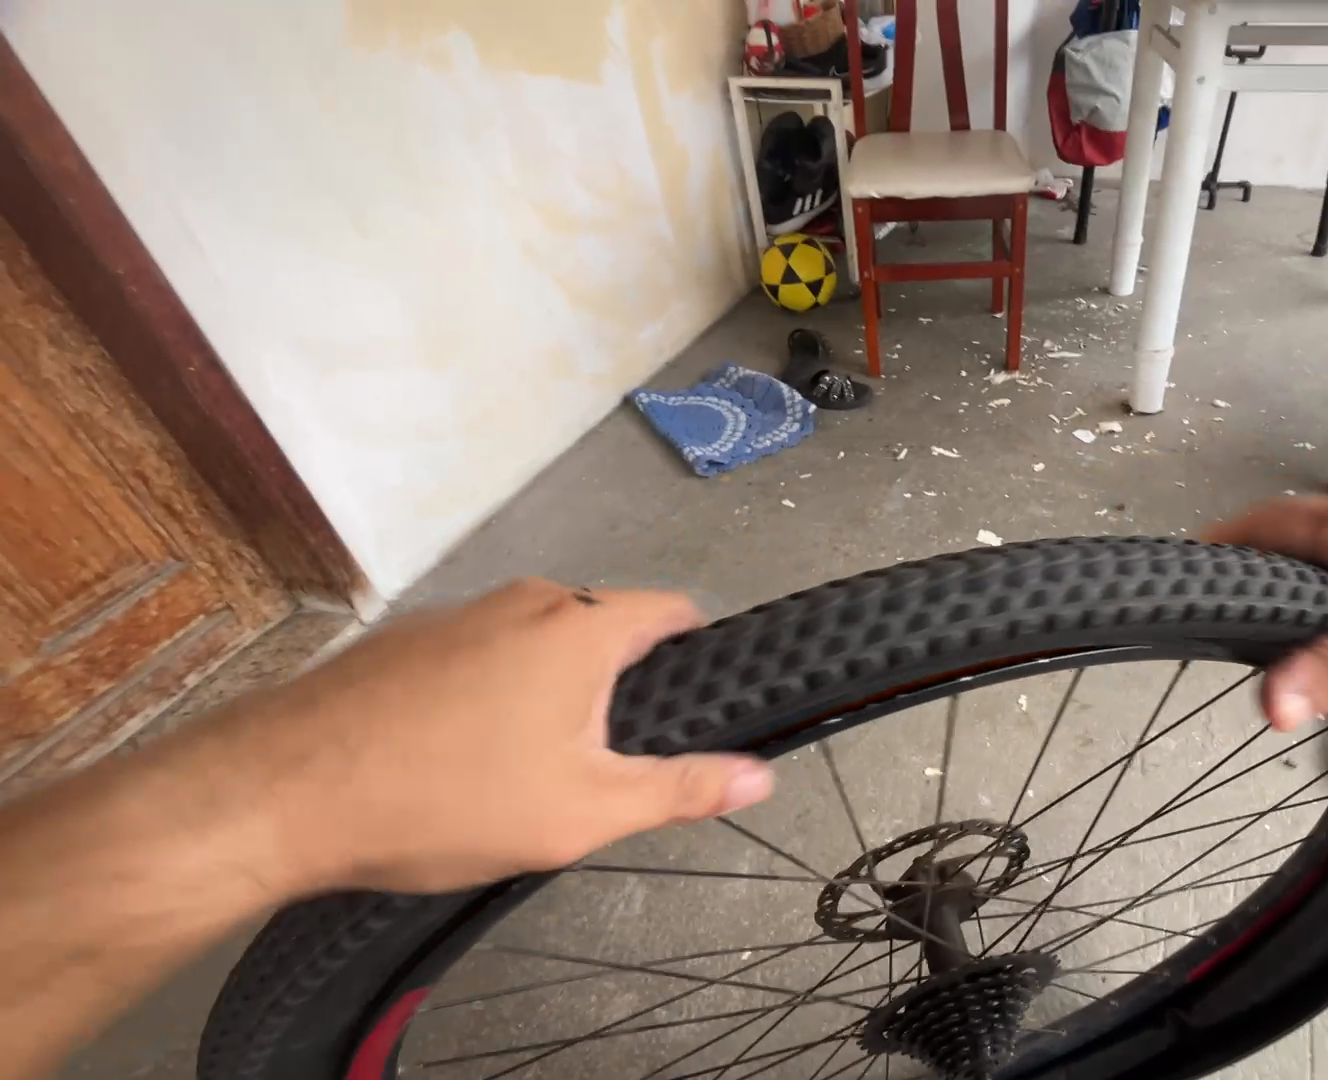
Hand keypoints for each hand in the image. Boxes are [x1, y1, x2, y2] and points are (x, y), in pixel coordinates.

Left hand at [188, 581, 773, 894]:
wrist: (266, 797)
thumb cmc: (448, 796)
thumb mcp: (583, 809)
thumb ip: (682, 788)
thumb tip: (763, 774)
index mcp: (584, 625)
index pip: (674, 609)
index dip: (697, 650)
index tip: (690, 703)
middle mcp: (532, 598)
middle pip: (610, 626)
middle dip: (623, 680)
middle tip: (603, 753)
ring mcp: (465, 610)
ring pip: (547, 637)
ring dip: (560, 681)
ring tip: (528, 757)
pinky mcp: (412, 634)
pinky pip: (490, 646)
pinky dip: (501, 681)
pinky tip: (460, 745)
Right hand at [1207, 483, 1327, 729]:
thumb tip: (1265, 708)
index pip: (1277, 520)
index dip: (1227, 539)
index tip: (1183, 566)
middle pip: (1292, 526)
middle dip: (1247, 555)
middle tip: (1205, 594)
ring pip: (1316, 541)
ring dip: (1278, 566)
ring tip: (1238, 604)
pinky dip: (1308, 575)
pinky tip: (1298, 607)